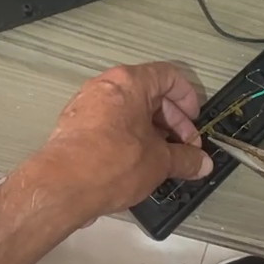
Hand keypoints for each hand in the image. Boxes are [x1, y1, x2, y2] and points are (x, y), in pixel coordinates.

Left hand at [26, 63, 213, 217]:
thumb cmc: (107, 163)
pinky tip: (138, 165)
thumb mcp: (160, 161)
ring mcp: (86, 107)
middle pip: (149, 94)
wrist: (63, 187)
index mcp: (129, 82)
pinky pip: (110, 126)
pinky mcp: (75, 128)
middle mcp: (105, 87)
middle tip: (184, 146)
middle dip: (172, 122)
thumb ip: (185, 159)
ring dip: (151, 133)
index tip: (194, 119)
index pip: (168, 76)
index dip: (187, 98)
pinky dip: (129, 140)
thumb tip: (199, 162)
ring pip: (128, 112)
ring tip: (163, 159)